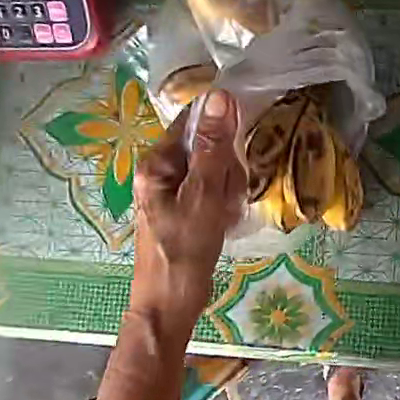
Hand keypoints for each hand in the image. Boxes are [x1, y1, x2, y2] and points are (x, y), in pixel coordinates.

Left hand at [129, 89, 247, 322]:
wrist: (171, 301)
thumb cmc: (185, 248)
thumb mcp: (204, 196)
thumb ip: (214, 149)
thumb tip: (221, 98)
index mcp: (158, 163)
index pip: (193, 123)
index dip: (221, 127)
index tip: (241, 144)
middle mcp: (162, 173)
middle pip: (209, 149)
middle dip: (228, 168)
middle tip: (227, 195)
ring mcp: (175, 194)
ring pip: (217, 173)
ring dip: (229, 189)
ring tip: (225, 214)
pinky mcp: (188, 211)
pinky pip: (215, 194)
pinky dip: (226, 205)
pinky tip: (225, 222)